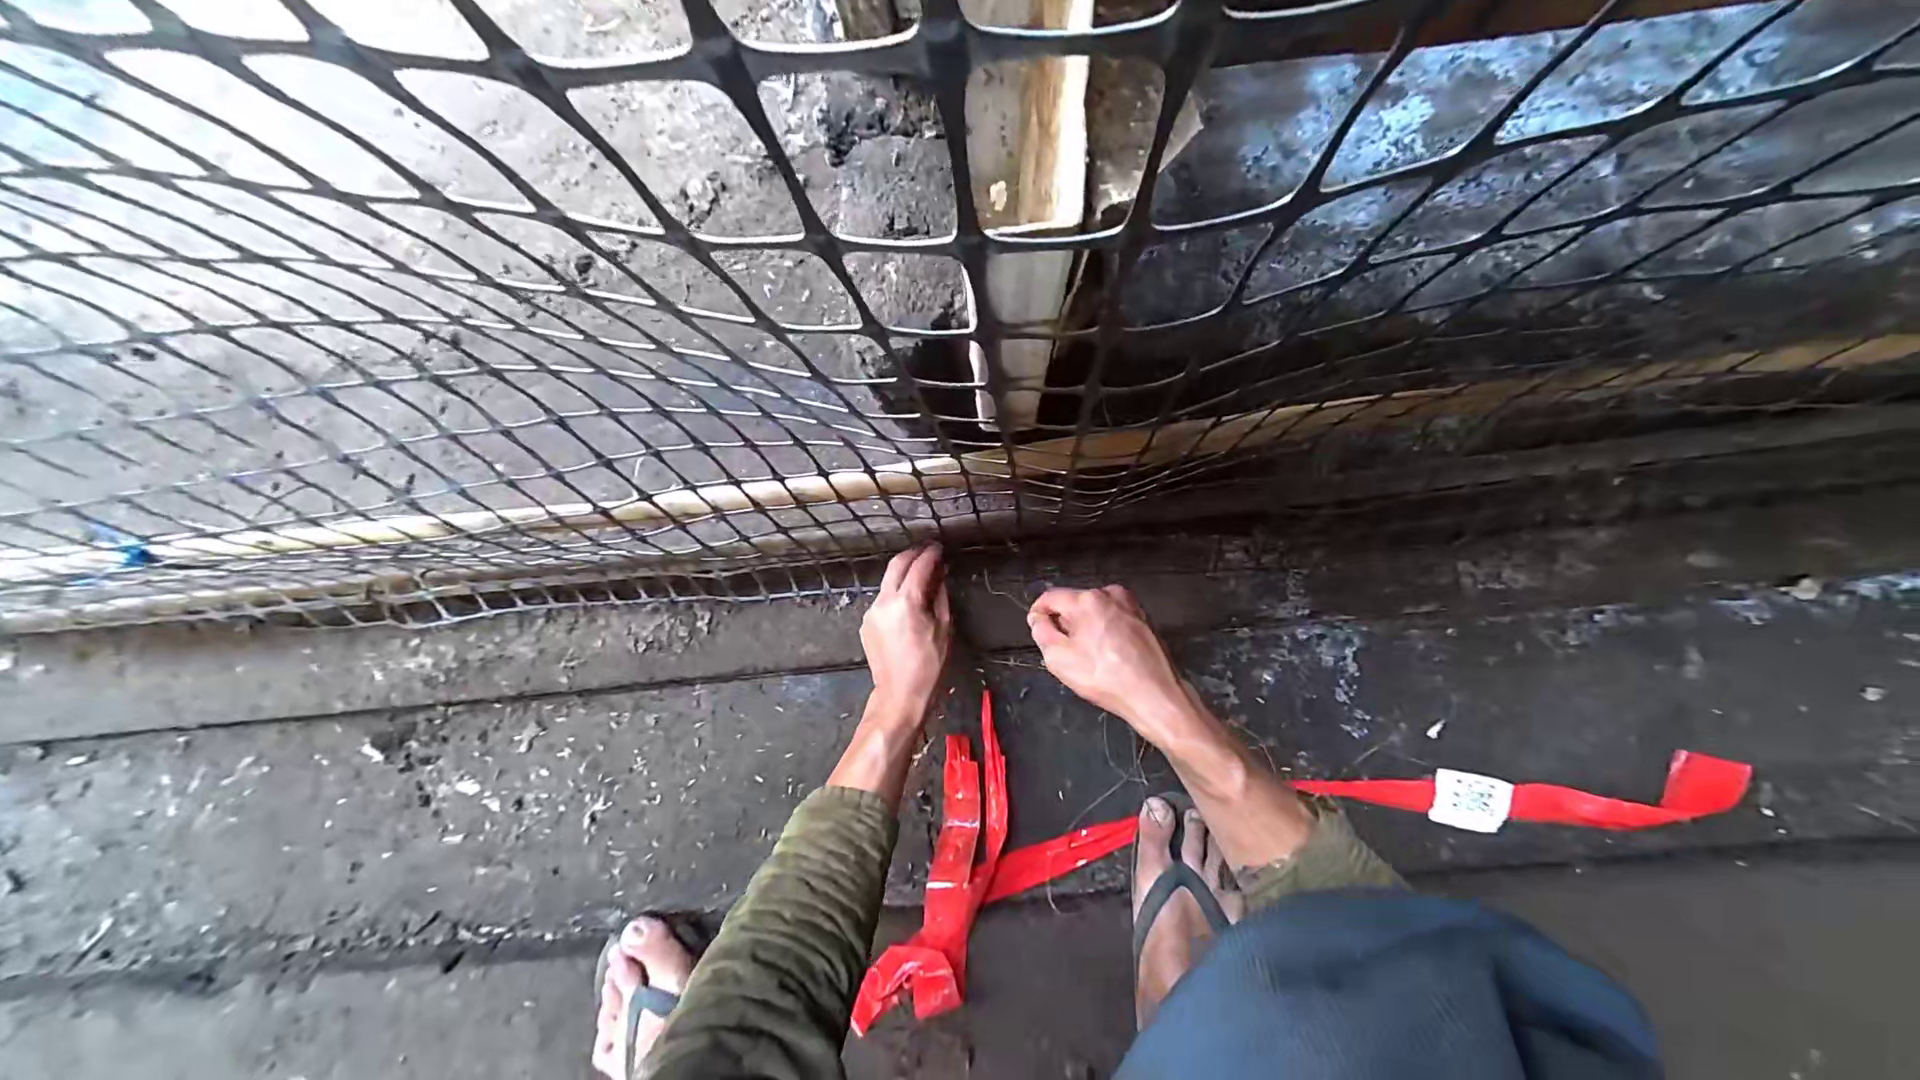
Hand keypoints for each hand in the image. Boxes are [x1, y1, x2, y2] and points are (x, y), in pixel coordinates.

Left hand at [860, 543, 951, 722]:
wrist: (899, 693)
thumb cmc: (928, 666)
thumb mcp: (943, 628)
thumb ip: (940, 596)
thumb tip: (939, 576)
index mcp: (906, 602)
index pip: (919, 567)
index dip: (931, 554)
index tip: (939, 548)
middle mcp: (884, 602)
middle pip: (896, 565)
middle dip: (913, 554)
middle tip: (928, 551)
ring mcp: (872, 612)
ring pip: (888, 582)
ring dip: (903, 573)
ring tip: (921, 575)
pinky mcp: (866, 623)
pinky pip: (883, 600)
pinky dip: (896, 593)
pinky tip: (908, 600)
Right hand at [1027, 585, 1195, 741]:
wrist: (1154, 695)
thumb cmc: (1107, 679)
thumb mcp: (1058, 659)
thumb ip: (1041, 631)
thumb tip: (1039, 618)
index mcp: (1087, 600)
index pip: (1050, 597)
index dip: (1038, 613)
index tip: (1037, 629)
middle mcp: (1110, 594)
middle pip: (1074, 603)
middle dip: (1065, 623)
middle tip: (1066, 653)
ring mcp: (1130, 605)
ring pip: (1094, 611)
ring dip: (1086, 628)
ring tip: (1091, 658)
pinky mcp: (1143, 618)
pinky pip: (1113, 619)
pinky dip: (1106, 632)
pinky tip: (1109, 657)